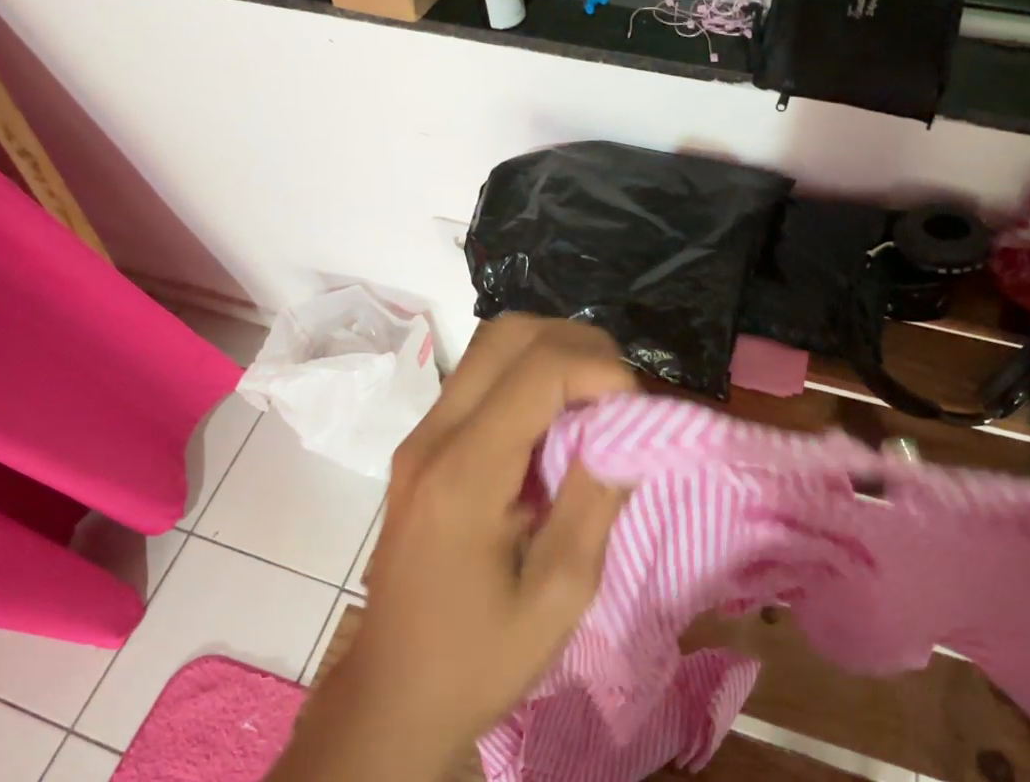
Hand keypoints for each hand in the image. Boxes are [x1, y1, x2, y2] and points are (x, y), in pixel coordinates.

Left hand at [270, 316, 635, 781]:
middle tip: (620, 396)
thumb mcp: (557, 596)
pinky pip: (479, 380)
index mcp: (464, 474)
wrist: (391, 695)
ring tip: (594, 404)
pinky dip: (528, 378)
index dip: (602, 370)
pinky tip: (557, 425)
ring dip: (552, 355)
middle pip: (508, 334)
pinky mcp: (422, 448)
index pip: (538, 368)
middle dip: (578, 346)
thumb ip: (596, 502)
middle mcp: (433, 437)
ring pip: (490, 347)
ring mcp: (420, 438)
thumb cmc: (478, 659)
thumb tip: (631, 432)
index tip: (638, 414)